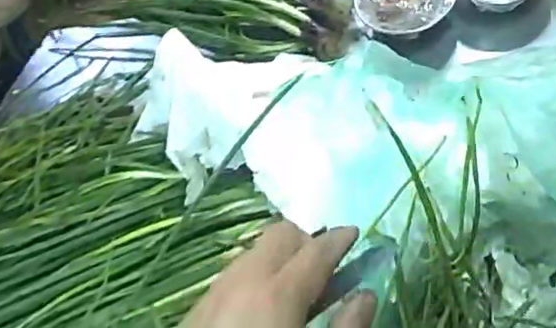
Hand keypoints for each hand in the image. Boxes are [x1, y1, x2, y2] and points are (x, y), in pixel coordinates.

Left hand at [184, 222, 373, 327]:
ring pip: (252, 254)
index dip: (340, 240)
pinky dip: (251, 282)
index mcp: (276, 294)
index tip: (354, 237)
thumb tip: (365, 295)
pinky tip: (255, 319)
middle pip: (281, 235)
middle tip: (323, 272)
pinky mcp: (189, 321)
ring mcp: (210, 300)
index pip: (317, 248)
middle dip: (306, 244)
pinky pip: (229, 280)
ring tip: (290, 297)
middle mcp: (242, 283)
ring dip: (277, 261)